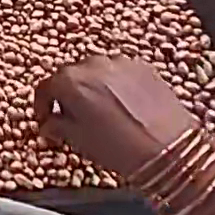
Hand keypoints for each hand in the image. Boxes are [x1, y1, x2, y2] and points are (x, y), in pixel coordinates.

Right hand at [33, 55, 202, 179]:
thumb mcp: (79, 141)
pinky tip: (121, 106)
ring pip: (94, 72)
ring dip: (91, 88)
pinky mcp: (141, 66)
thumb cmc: (121, 149)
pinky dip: (114, 85)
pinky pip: (118, 72)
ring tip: (99, 112)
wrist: (172, 151)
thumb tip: (49, 124)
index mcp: (69, 81)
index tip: (45, 119)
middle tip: (71, 118)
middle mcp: (91, 64)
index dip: (42, 106)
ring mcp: (118, 62)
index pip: (45, 88)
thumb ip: (58, 126)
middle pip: (69, 77)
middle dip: (67, 96)